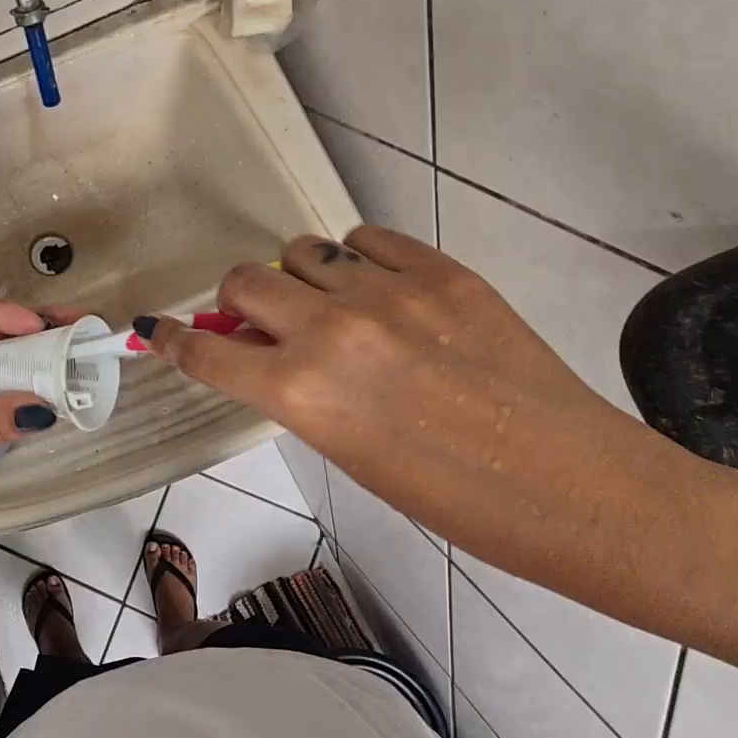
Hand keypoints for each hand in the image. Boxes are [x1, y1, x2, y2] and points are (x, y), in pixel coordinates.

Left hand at [0, 292, 75, 608]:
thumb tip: (44, 408)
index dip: (4, 313)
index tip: (39, 328)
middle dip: (34, 334)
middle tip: (80, 332)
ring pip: (3, 373)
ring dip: (38, 370)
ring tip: (79, 367)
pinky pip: (4, 408)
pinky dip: (29, 405)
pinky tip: (58, 405)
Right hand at [137, 226, 641, 538]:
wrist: (578, 489)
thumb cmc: (450, 498)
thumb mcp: (345, 450)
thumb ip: (290, 391)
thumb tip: (256, 350)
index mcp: (301, 393)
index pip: (206, 352)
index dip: (174, 341)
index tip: (159, 331)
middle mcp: (333, 332)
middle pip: (244, 280)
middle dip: (239, 303)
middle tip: (262, 325)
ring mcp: (391, 294)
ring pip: (303, 250)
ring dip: (298, 278)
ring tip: (330, 306)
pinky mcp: (445, 273)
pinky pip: (368, 239)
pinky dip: (357, 260)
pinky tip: (379, 290)